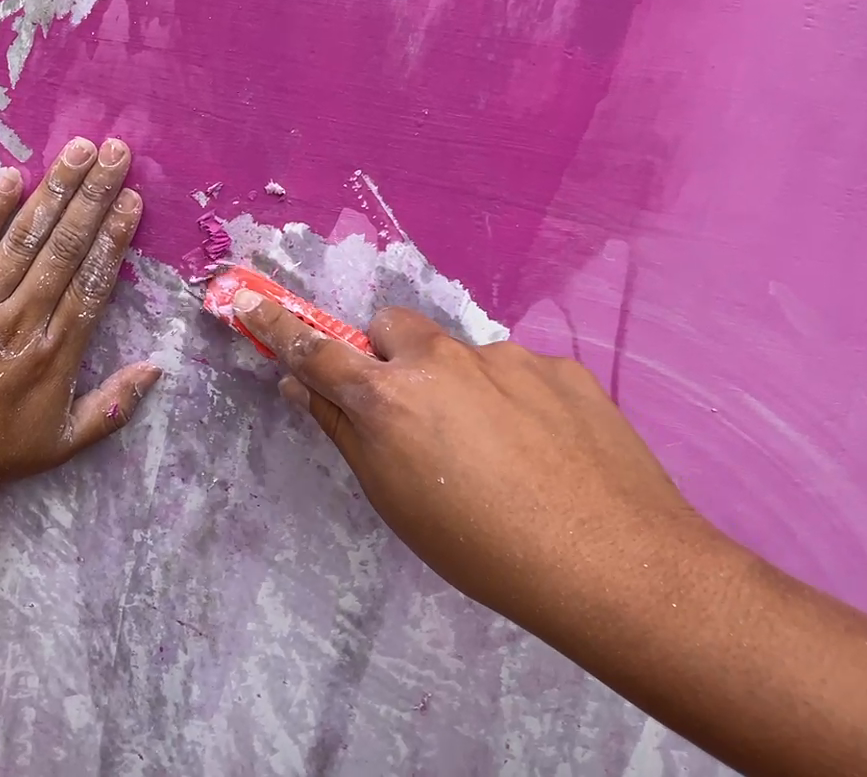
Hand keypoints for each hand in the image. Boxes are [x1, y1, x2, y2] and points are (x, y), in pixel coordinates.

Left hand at [0, 137, 161, 499]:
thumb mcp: (64, 443)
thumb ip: (113, 405)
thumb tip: (159, 367)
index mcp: (55, 353)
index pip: (92, 282)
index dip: (114, 237)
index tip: (131, 198)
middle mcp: (21, 321)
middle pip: (64, 249)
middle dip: (92, 196)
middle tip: (114, 152)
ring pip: (22, 240)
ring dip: (52, 192)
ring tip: (76, 151)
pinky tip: (10, 177)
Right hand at [232, 294, 706, 622]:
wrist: (617, 566)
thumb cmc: (479, 546)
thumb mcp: (390, 496)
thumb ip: (341, 430)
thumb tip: (300, 385)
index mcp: (387, 398)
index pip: (313, 350)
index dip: (277, 325)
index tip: (249, 299)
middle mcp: (439, 360)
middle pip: (391, 324)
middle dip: (389, 353)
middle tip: (412, 406)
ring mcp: (506, 357)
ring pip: (458, 351)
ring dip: (457, 380)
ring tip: (497, 446)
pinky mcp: (561, 368)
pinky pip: (516, 369)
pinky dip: (513, 396)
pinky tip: (543, 447)